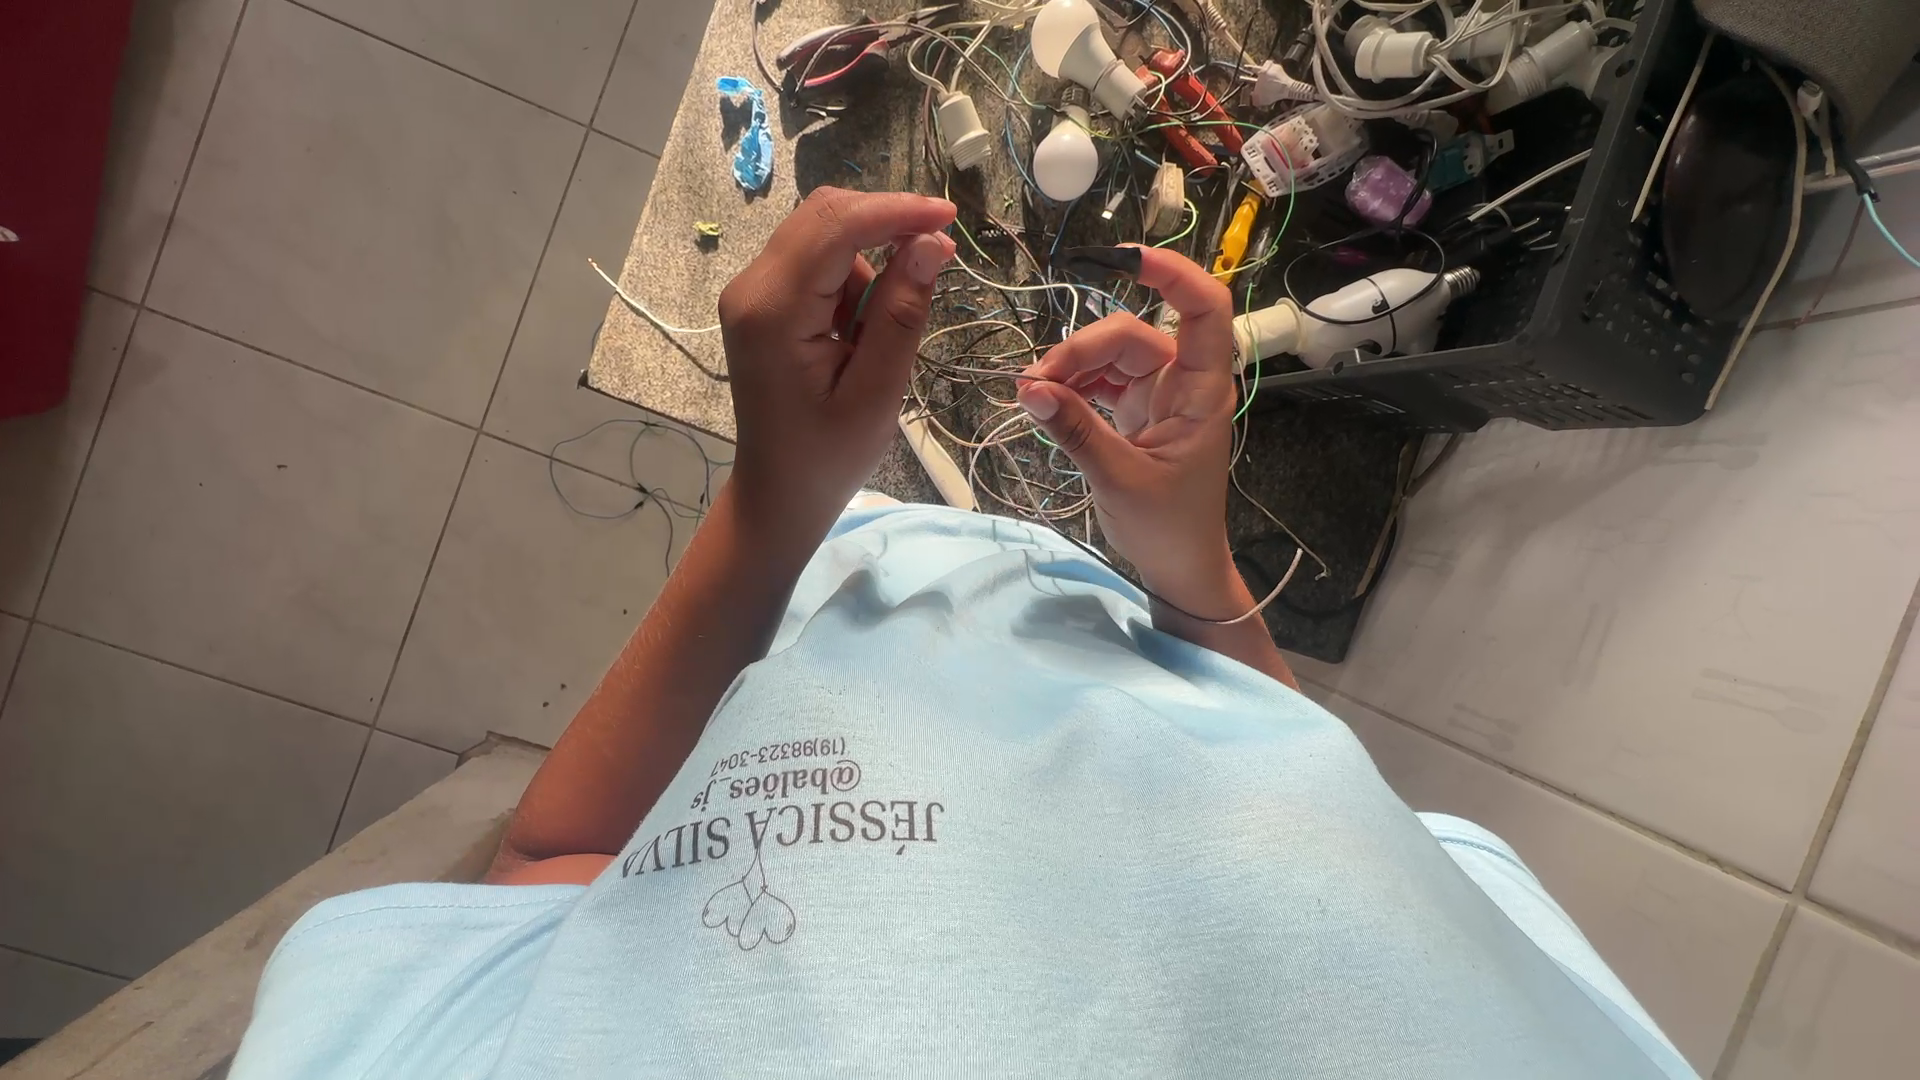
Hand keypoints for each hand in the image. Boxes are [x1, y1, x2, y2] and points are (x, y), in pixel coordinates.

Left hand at [718, 187, 956, 535]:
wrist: (780, 493)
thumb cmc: (828, 457)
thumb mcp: (876, 394)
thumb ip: (901, 315)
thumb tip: (931, 244)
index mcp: (773, 310)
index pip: (835, 227)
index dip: (896, 212)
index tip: (950, 218)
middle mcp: (752, 287)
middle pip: (823, 218)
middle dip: (885, 229)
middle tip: (936, 260)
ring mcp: (753, 294)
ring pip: (825, 241)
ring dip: (869, 271)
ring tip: (877, 342)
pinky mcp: (763, 305)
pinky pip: (816, 268)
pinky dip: (851, 288)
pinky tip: (856, 338)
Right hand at [1016, 246, 1245, 619]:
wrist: (1179, 566)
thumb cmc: (1167, 526)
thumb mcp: (1118, 478)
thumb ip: (1075, 429)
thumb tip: (1029, 387)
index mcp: (1201, 390)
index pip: (1204, 309)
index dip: (1173, 274)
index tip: (1123, 259)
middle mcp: (1183, 382)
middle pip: (1132, 335)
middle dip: (1082, 350)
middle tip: (1035, 384)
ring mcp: (1158, 396)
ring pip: (1112, 355)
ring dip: (1072, 368)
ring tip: (1034, 395)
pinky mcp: (1136, 412)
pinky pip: (1102, 381)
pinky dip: (1074, 386)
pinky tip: (1048, 400)